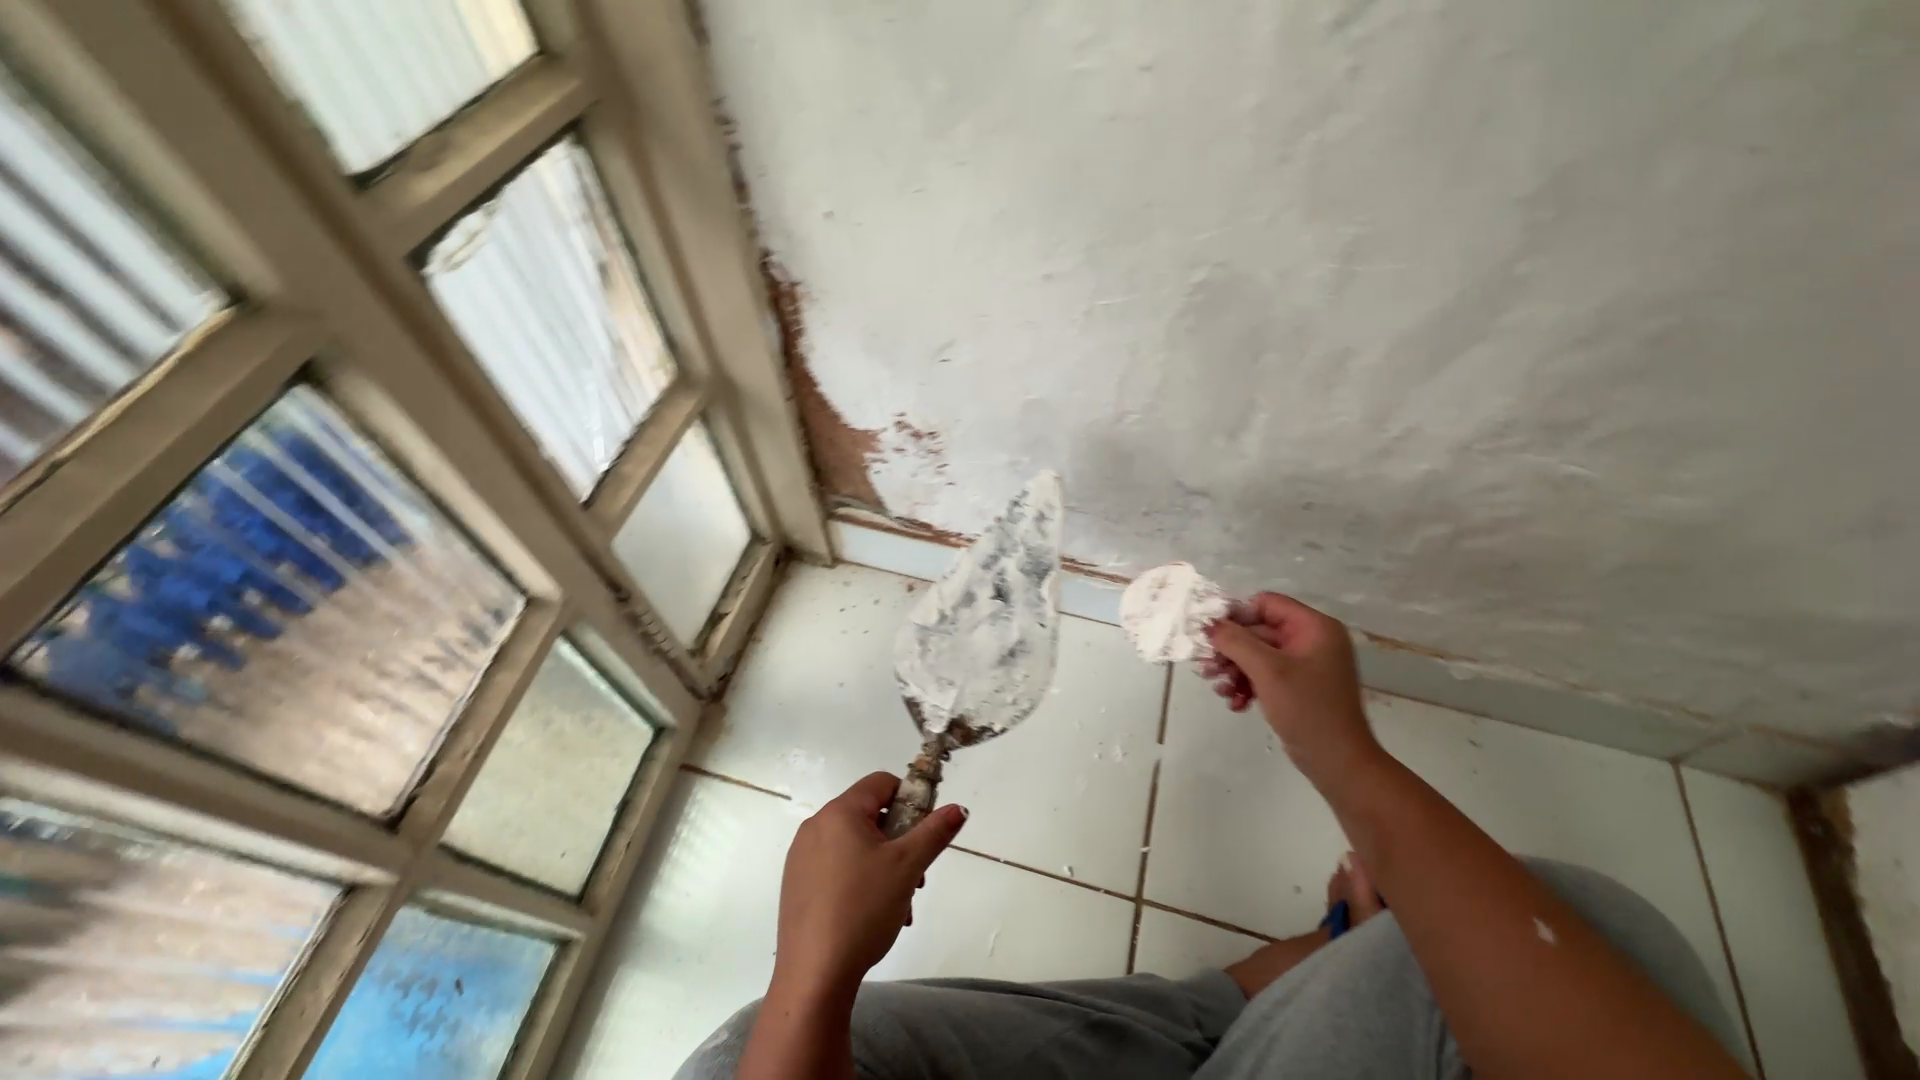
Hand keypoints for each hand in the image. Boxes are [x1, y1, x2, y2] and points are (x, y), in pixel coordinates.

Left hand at [771, 772, 967, 998]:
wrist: (815, 972)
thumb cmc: (864, 909)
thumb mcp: (907, 867)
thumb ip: (935, 832)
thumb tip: (958, 808)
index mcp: (839, 812)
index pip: (881, 783)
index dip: (910, 800)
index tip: (924, 833)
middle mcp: (815, 826)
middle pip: (869, 816)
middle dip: (900, 841)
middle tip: (916, 876)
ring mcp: (802, 856)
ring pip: (855, 845)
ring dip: (884, 865)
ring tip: (899, 904)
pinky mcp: (797, 884)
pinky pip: (837, 867)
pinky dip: (860, 880)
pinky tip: (873, 915)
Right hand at [1202, 592, 1382, 785]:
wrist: (1337, 762)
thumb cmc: (1308, 709)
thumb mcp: (1268, 671)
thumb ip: (1236, 641)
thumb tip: (1208, 624)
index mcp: (1314, 627)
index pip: (1267, 604)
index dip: (1236, 615)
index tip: (1211, 635)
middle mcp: (1311, 641)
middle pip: (1258, 631)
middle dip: (1230, 650)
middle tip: (1206, 668)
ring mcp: (1304, 666)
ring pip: (1257, 655)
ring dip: (1234, 670)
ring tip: (1219, 689)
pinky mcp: (1296, 687)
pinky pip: (1264, 676)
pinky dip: (1247, 685)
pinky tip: (1236, 703)